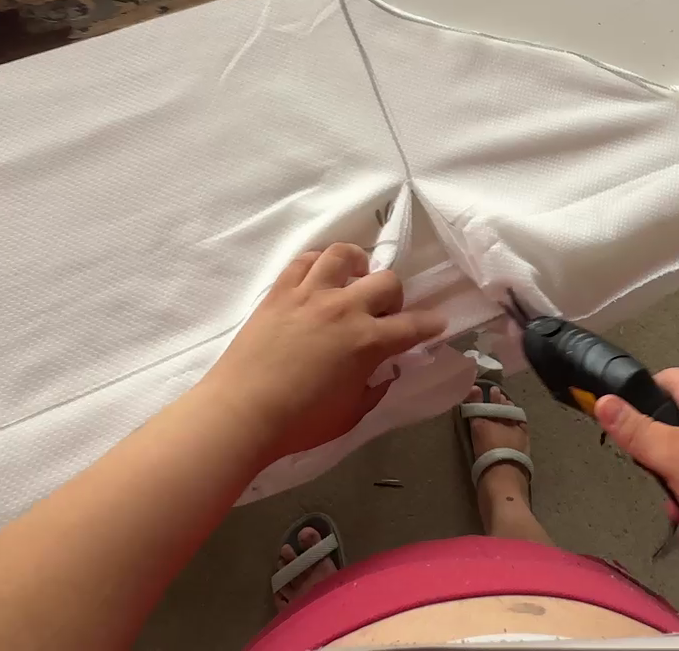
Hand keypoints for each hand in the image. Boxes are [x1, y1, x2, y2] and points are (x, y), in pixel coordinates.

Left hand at [202, 243, 445, 465]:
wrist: (241, 413)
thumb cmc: (299, 423)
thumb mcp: (351, 415)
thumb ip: (373, 389)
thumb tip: (383, 372)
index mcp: (368, 342)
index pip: (412, 326)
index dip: (430, 324)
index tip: (437, 323)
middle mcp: (345, 308)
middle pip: (386, 281)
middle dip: (394, 296)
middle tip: (382, 314)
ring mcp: (310, 294)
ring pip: (344, 255)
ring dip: (357, 264)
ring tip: (353, 278)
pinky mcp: (281, 291)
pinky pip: (304, 260)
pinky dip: (317, 262)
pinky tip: (319, 276)